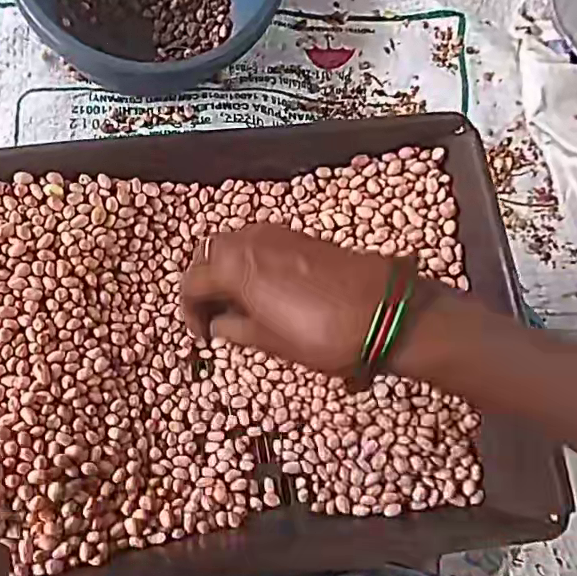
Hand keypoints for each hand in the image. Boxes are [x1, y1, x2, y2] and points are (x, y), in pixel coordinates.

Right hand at [181, 224, 452, 375]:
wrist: (387, 313)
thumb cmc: (324, 334)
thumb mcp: (269, 341)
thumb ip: (233, 329)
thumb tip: (218, 324)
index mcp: (234, 267)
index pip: (192, 283)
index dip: (190, 311)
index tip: (201, 334)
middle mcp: (250, 241)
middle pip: (208, 256)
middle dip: (204, 285)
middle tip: (213, 316)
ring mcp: (277, 234)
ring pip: (233, 245)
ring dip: (226, 271)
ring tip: (238, 304)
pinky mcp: (300, 237)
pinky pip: (259, 244)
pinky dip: (250, 263)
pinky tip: (264, 291)